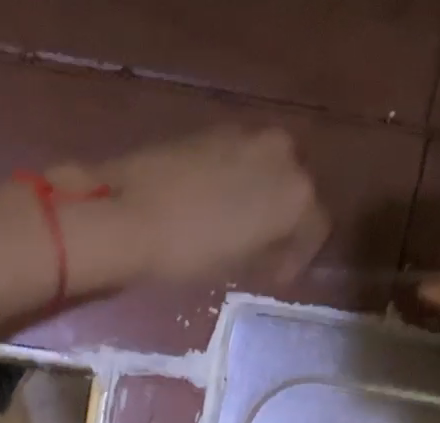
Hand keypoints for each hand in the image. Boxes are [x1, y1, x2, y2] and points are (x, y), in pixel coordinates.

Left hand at [78, 127, 330, 285]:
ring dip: (257, 196)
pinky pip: (236, 159)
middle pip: (295, 190)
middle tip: (260, 250)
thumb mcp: (235, 264)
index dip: (297, 257)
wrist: (124, 214)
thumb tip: (266, 248)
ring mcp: (244, 135)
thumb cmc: (185, 252)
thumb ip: (264, 251)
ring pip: (266, 170)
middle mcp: (282, 155)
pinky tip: (210, 205)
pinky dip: (233, 180)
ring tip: (234, 228)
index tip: (276, 276)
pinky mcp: (209, 129)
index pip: (315, 228)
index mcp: (297, 195)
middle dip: (282, 219)